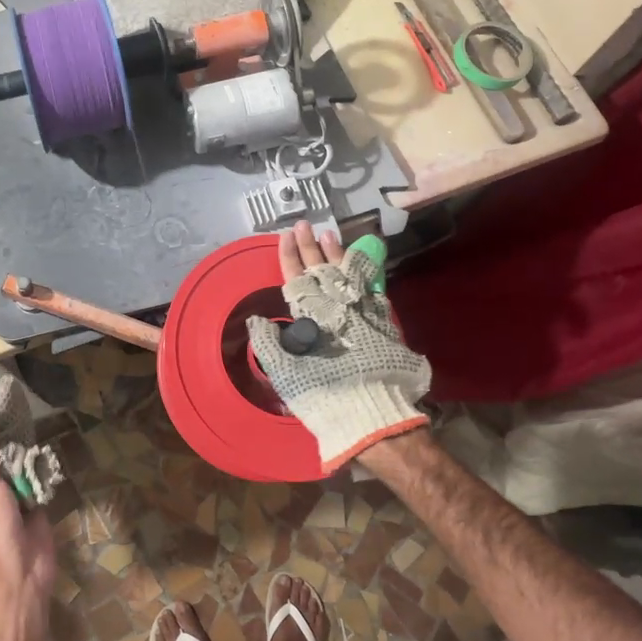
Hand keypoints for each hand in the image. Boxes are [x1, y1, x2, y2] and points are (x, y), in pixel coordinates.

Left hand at [0, 399, 56, 599]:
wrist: (22, 575)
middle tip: (19, 412)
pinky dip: (39, 470)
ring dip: (25, 455)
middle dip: (6, 441)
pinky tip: (45, 452)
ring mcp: (8, 502)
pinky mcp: (31, 507)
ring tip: (32, 425)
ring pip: (16, 468)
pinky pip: (34, 481)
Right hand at [246, 221, 430, 471]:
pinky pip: (371, 290)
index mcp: (310, 317)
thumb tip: (259, 320)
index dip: (289, 256)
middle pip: (321, 270)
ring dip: (336, 254)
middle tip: (303, 225)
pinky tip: (361, 265)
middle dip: (309, 246)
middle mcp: (337, 307)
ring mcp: (362, 313)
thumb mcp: (284, 372)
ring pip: (348, 274)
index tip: (285, 236)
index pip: (296, 278)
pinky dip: (364, 274)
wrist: (371, 415)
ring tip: (328, 235)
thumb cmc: (322, 395)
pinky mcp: (383, 324)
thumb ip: (268, 342)